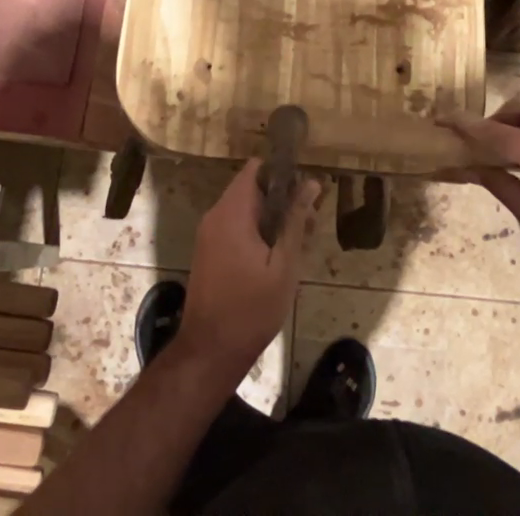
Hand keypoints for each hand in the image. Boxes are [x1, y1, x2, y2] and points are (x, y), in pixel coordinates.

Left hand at [178, 158, 322, 377]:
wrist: (211, 349)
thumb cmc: (252, 309)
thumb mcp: (283, 265)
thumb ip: (295, 221)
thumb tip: (311, 183)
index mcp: (231, 213)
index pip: (255, 170)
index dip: (282, 173)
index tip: (308, 188)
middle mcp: (215, 216)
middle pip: (251, 190)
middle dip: (282, 200)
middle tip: (311, 223)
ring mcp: (208, 234)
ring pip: (245, 211)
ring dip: (272, 220)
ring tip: (300, 243)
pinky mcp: (209, 251)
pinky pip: (236, 228)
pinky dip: (257, 233)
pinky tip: (279, 258)